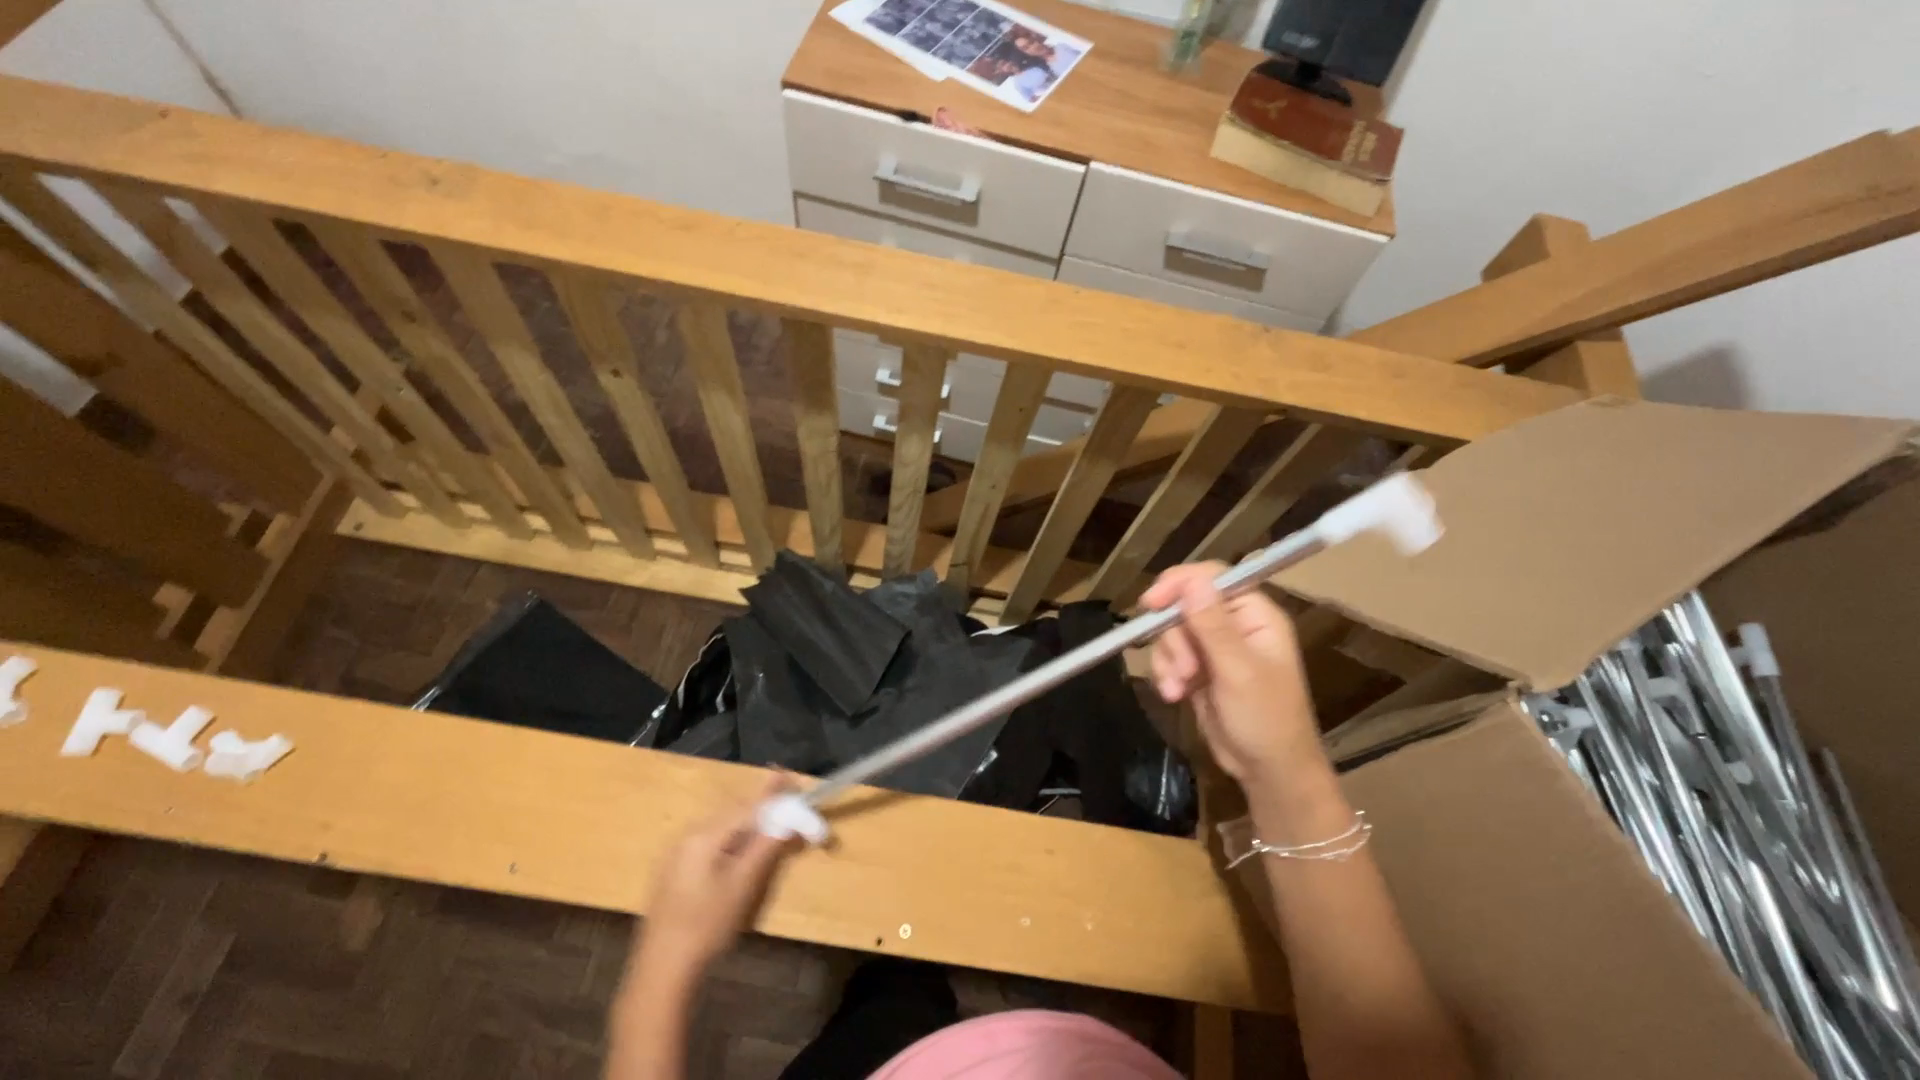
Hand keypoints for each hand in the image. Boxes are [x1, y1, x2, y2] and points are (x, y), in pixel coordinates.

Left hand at [634, 774, 797, 984]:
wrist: (662, 969)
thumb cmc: (706, 925)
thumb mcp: (743, 885)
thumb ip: (767, 847)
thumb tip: (790, 820)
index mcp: (704, 835)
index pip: (746, 806)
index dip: (771, 793)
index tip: (789, 776)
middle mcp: (687, 836)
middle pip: (732, 813)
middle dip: (761, 808)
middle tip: (787, 806)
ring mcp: (676, 854)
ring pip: (721, 828)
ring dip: (748, 826)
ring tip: (771, 828)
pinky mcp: (673, 872)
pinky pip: (710, 843)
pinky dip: (732, 841)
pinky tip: (742, 854)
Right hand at [1142, 563, 1323, 791]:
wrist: (1268, 770)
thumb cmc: (1266, 719)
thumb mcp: (1238, 671)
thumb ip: (1212, 625)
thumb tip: (1191, 581)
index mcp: (1255, 615)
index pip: (1212, 578)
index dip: (1179, 584)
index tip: (1151, 604)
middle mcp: (1235, 624)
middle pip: (1184, 605)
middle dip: (1175, 637)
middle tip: (1184, 669)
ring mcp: (1216, 648)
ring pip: (1172, 632)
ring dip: (1168, 660)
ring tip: (1178, 689)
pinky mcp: (1199, 669)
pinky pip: (1170, 656)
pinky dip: (1166, 673)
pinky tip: (1175, 695)